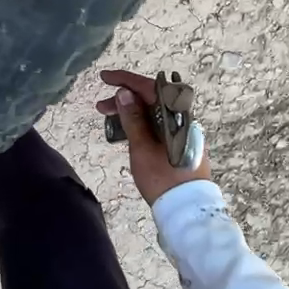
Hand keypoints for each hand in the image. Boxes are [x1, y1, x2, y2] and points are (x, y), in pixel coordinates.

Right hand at [96, 68, 209, 204]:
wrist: (187, 210)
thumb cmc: (163, 179)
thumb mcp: (142, 148)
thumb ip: (133, 119)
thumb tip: (124, 93)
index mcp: (177, 118)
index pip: (151, 88)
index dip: (126, 80)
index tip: (105, 78)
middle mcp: (182, 121)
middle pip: (152, 99)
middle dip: (124, 97)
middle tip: (101, 105)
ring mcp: (181, 134)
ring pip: (153, 113)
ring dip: (129, 111)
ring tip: (106, 117)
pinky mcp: (178, 145)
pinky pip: (156, 124)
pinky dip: (138, 122)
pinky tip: (123, 129)